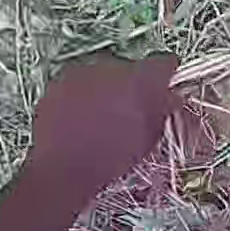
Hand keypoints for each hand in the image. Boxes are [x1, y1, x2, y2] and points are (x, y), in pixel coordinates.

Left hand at [26, 55, 178, 197]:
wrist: (64, 167)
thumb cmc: (109, 158)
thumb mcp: (148, 139)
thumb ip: (162, 111)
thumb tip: (169, 100)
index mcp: (142, 79)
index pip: (164, 63)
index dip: (167, 74)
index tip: (166, 84)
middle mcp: (112, 66)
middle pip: (130, 67)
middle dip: (132, 86)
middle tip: (131, 112)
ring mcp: (83, 72)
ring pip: (102, 74)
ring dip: (106, 90)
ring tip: (104, 119)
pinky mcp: (59, 81)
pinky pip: (78, 83)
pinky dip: (82, 96)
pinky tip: (82, 120)